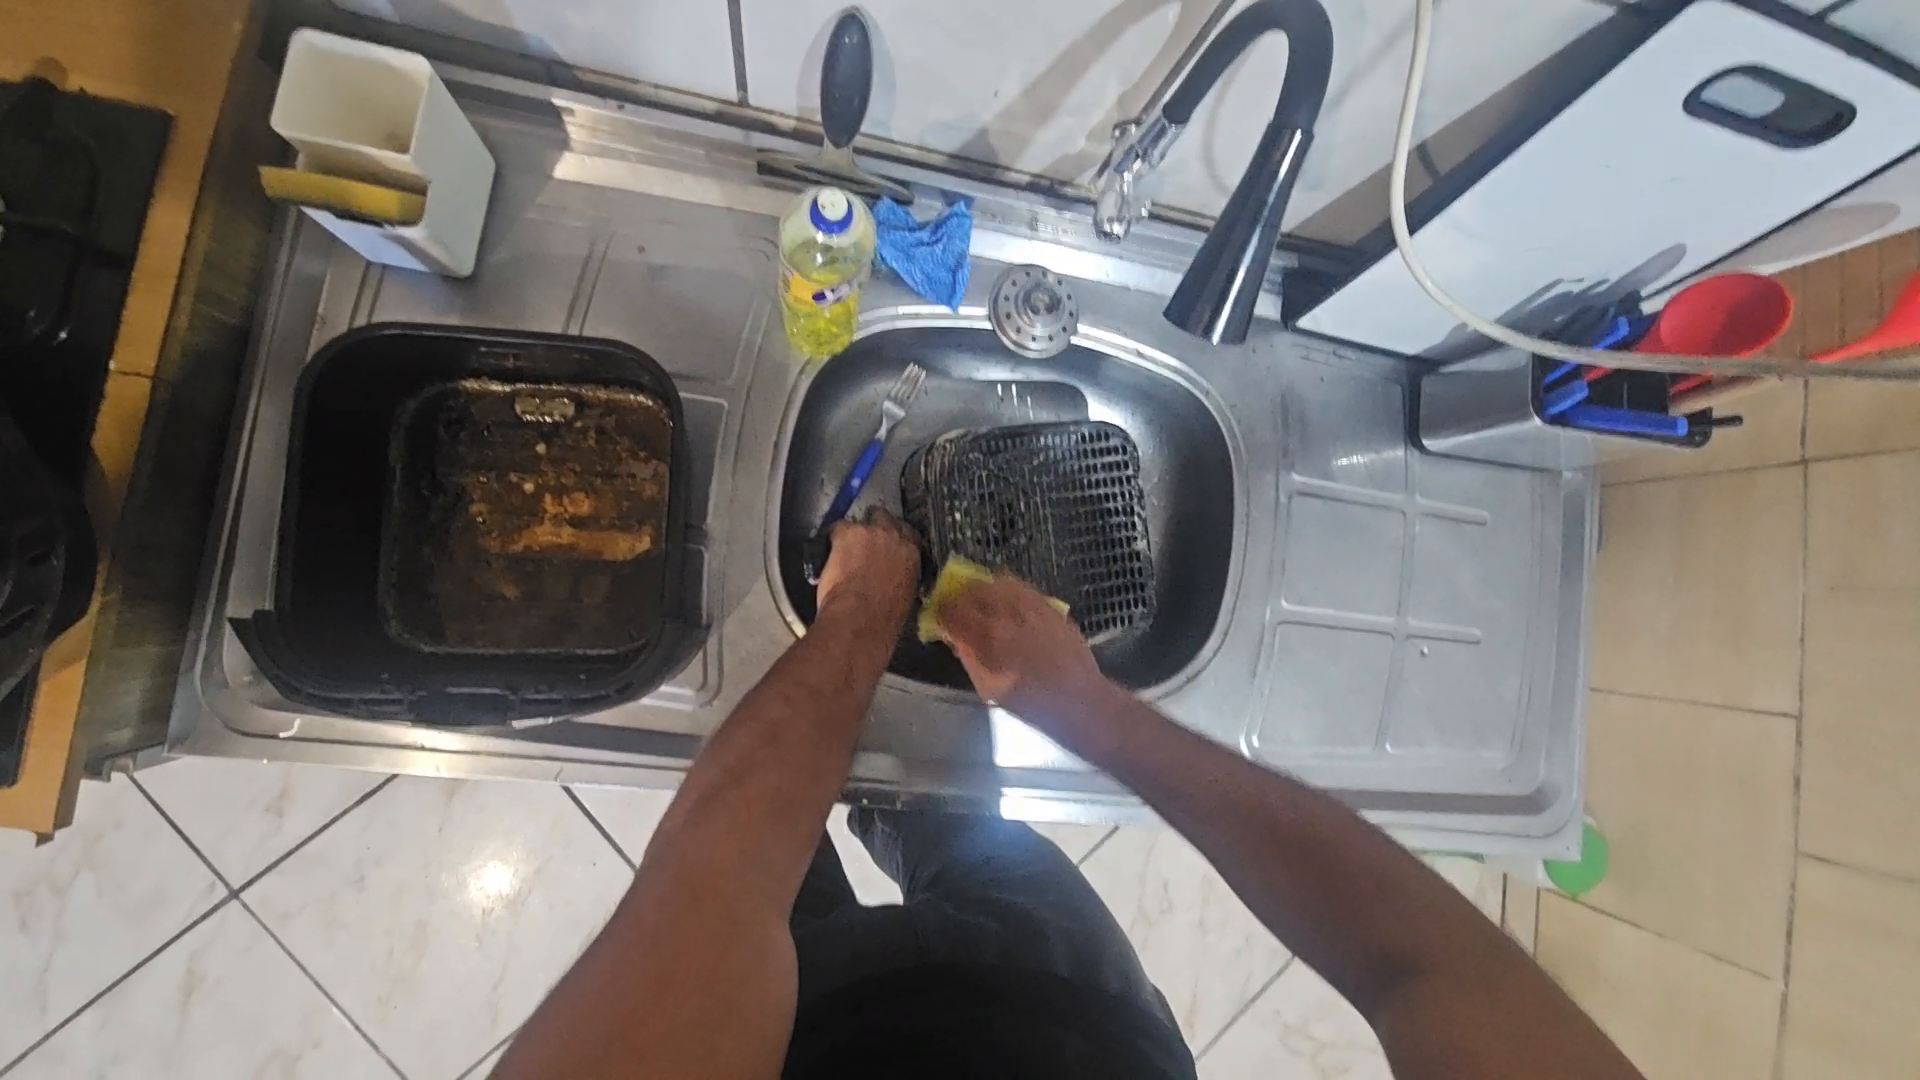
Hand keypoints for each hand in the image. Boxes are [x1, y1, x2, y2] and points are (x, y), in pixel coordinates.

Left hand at [815, 508, 920, 628]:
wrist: (860, 617)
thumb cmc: (885, 617)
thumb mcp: (905, 594)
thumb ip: (901, 576)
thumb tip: (892, 576)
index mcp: (912, 554)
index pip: (908, 532)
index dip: (895, 536)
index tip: (887, 543)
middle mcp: (894, 536)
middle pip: (884, 517)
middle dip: (874, 526)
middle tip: (863, 541)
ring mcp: (870, 532)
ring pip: (859, 521)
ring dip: (852, 532)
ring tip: (842, 549)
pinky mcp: (847, 533)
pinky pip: (837, 528)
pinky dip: (831, 539)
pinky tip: (826, 552)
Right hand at [933, 573, 1112, 725]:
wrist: (1078, 701)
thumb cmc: (1030, 703)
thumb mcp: (988, 688)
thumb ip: (968, 657)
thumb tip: (954, 638)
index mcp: (988, 635)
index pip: (953, 610)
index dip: (941, 612)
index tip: (939, 617)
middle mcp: (1009, 613)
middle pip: (975, 588)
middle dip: (962, 595)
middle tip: (958, 606)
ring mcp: (1033, 606)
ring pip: (1001, 581)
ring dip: (986, 588)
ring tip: (983, 601)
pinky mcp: (1051, 606)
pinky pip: (1024, 588)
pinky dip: (1011, 591)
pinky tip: (1010, 604)